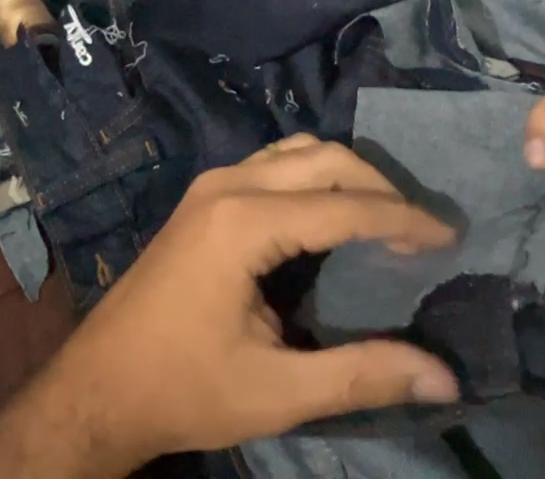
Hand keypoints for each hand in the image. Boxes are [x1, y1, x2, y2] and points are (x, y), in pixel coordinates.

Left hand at [0, 136, 460, 478]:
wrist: (96, 390)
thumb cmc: (183, 389)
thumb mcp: (275, 392)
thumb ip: (361, 375)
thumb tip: (444, 377)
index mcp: (244, 222)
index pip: (344, 205)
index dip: (403, 219)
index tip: (448, 237)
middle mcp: (228, 184)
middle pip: (324, 158)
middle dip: (379, 187)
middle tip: (418, 231)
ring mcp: (211, 184)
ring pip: (297, 152)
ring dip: (346, 175)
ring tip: (383, 219)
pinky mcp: (203, 197)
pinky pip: (274, 163)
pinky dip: (315, 177)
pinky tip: (331, 214)